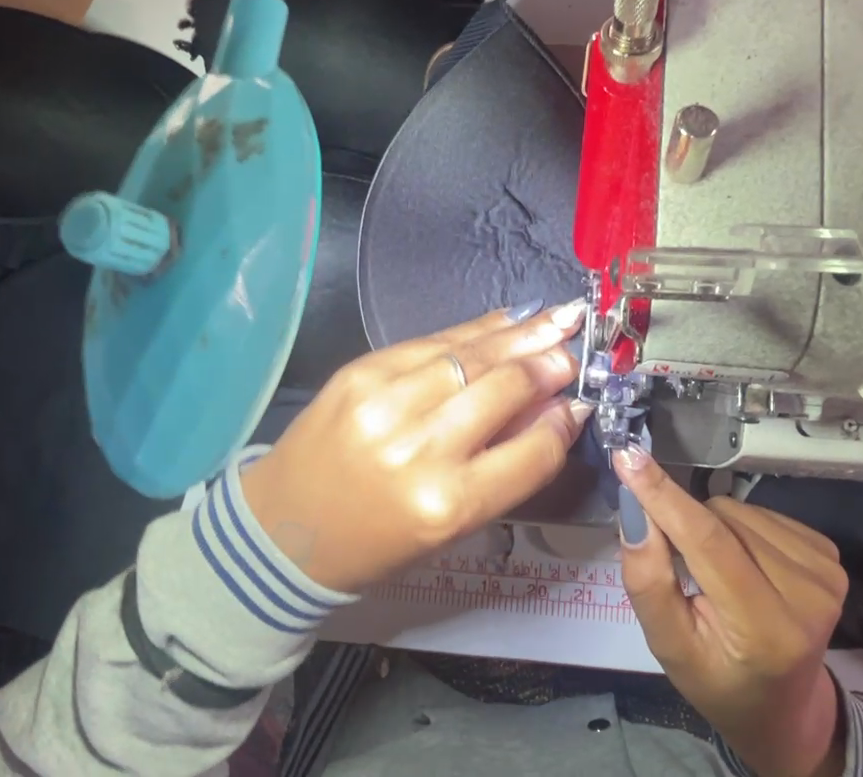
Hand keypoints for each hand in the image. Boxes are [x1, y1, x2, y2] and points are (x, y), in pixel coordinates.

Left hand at [241, 301, 589, 593]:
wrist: (283, 529)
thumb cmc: (375, 543)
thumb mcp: (449, 526)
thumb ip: (504, 468)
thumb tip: (554, 410)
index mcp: (446, 504)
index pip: (532, 451)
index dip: (563, 424)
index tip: (579, 404)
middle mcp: (419, 447)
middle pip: (506, 390)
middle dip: (549, 366)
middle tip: (574, 350)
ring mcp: (386, 400)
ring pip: (473, 355)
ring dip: (522, 335)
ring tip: (560, 319)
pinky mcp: (362, 370)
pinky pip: (434, 341)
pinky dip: (477, 330)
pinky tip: (508, 320)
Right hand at [617, 449, 848, 776]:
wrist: (785, 707)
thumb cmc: (719, 681)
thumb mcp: (670, 647)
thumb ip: (649, 581)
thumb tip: (633, 510)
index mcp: (764, 629)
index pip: (708, 542)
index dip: (664, 495)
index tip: (627, 456)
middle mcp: (807, 595)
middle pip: (722, 520)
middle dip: (685, 523)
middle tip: (677, 563)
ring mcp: (826, 573)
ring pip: (741, 510)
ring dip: (713, 526)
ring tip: (714, 572)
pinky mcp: (831, 556)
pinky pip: (764, 514)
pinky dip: (739, 528)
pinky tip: (742, 563)